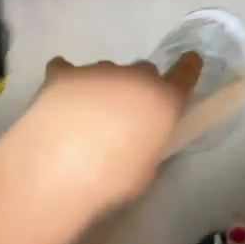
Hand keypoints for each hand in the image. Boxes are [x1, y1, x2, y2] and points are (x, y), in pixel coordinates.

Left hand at [3, 52, 203, 217]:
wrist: (56, 171)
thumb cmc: (110, 181)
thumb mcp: (145, 169)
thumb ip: (148, 143)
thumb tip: (137, 138)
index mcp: (163, 101)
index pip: (185, 73)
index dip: (187, 68)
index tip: (189, 62)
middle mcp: (135, 78)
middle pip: (144, 70)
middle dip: (138, 88)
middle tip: (125, 117)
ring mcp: (98, 72)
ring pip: (108, 71)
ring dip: (104, 88)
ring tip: (86, 118)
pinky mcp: (63, 75)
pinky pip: (67, 69)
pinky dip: (68, 81)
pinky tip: (59, 98)